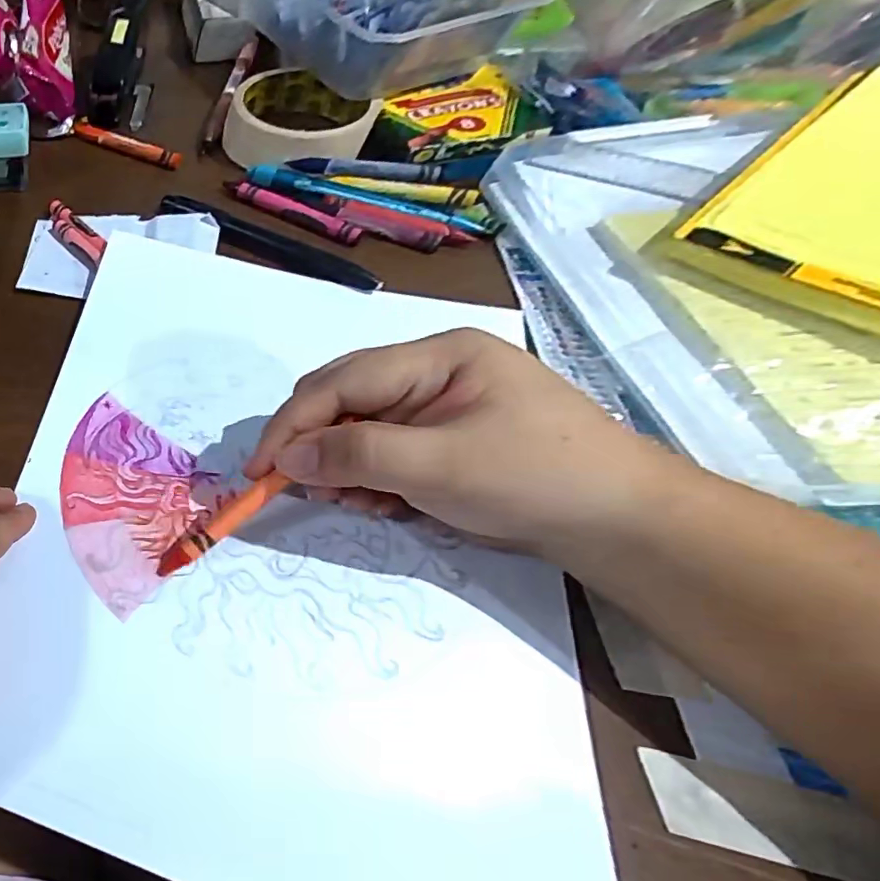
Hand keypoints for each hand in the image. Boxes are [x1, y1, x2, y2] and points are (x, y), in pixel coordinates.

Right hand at [243, 328, 675, 552]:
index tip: (259, 471)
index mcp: (435, 357)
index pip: (339, 383)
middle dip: (313, 446)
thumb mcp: (440, 467)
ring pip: (351, 430)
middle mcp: (427, 373)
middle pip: (338, 401)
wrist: (620, 523)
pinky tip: (382, 503)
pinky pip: (375, 453)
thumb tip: (285, 459)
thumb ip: (357, 456)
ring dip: (339, 468)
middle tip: (301, 488)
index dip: (291, 426)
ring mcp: (431, 406)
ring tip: (357, 501)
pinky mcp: (434, 439)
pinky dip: (364, 480)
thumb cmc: (537, 479)